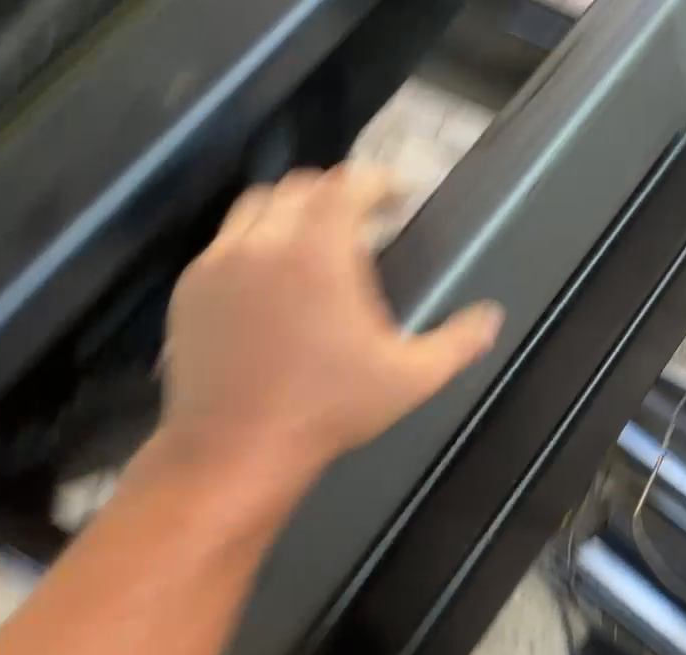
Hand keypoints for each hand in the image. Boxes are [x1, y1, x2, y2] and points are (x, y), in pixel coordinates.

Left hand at [158, 164, 503, 476]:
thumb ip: (458, 342)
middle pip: (296, 188)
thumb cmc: (335, 407)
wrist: (240, 441)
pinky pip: (228, 244)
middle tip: (367, 216)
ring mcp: (217, 263)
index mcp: (317, 256)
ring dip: (293, 211)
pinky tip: (282, 281)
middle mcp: (261, 244)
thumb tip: (492, 317)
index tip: (397, 192)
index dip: (374, 181)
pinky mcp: (192, 288)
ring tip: (322, 241)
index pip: (342, 188)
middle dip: (335, 193)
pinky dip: (261, 243)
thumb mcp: (414, 378)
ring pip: (254, 209)